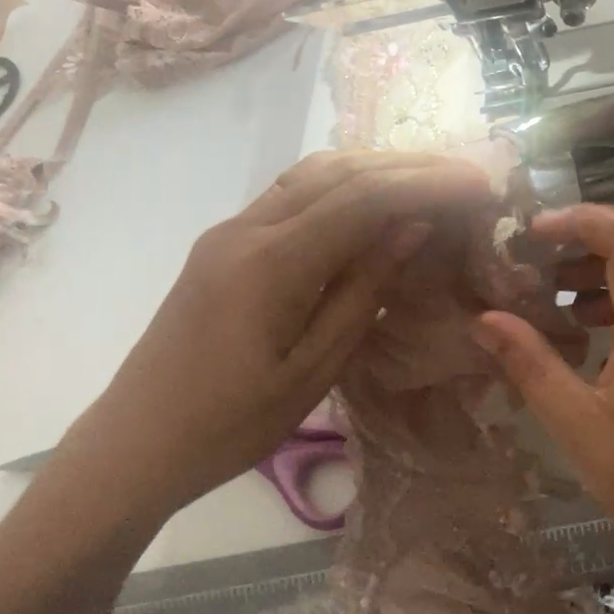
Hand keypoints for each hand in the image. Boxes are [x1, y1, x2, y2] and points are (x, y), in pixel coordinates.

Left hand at [53, 151, 490, 515]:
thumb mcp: (313, 368)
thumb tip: (414, 227)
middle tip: (469, 174)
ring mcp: (231, 231)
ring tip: (433, 178)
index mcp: (270, 263)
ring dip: (378, 166)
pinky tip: (377, 198)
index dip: (428, 184)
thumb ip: (365, 290)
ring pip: (314, 173)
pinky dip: (347, 184)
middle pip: (340, 171)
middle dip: (410, 165)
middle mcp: (247, 229)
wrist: (132, 447)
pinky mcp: (227, 244)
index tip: (481, 186)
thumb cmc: (229, 424)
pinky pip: (296, 193)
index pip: (364, 198)